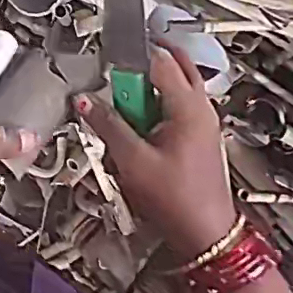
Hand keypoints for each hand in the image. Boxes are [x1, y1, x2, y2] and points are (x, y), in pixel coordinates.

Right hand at [75, 46, 236, 258]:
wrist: (205, 235)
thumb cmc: (178, 202)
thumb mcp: (133, 161)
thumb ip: (108, 125)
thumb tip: (86, 102)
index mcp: (189, 108)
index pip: (161, 61)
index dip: (133, 56)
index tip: (111, 61)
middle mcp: (202, 109)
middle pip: (176, 65)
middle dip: (146, 64)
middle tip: (121, 72)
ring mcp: (204, 122)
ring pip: (178, 85)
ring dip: (151, 87)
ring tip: (128, 106)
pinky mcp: (199, 135)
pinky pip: (177, 106)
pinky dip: (158, 106)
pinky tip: (141, 127)